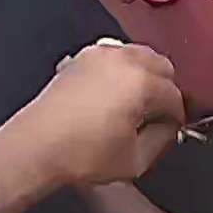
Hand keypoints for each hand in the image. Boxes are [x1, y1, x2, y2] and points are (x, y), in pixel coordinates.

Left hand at [0, 40, 185, 189]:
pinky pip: (117, 53)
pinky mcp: (86, 54)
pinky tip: (113, 91)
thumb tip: (168, 125)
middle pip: (163, 65)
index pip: (174, 94)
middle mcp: (125, 58)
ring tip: (134, 103)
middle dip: (164, 89)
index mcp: (141, 82)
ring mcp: (104, 51)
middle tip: (154, 115)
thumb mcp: (135, 161)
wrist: (37, 144)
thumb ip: (162, 139)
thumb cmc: (85, 155)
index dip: (176, 116)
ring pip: (141, 54)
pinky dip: (123, 67)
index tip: (169, 129)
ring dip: (146, 74)